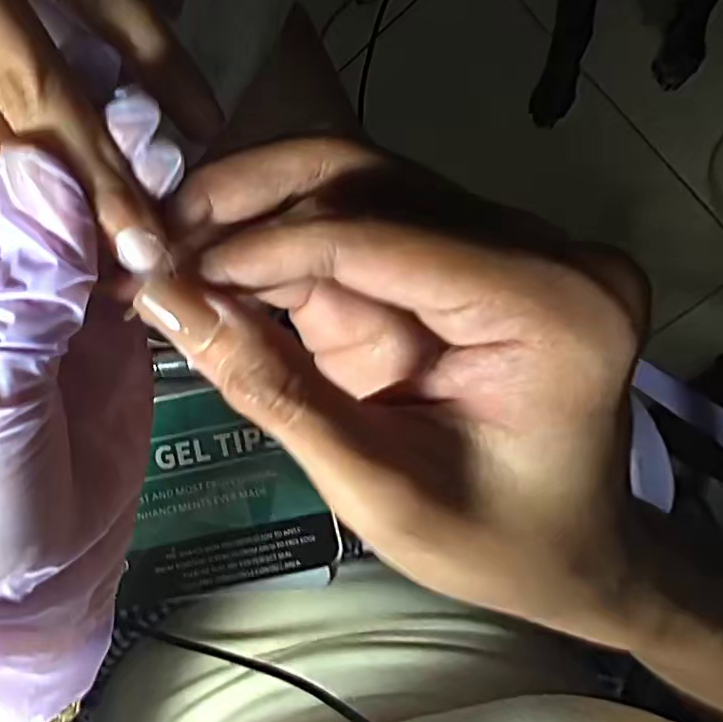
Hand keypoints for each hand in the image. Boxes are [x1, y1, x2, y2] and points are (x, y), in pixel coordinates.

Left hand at [0, 91, 181, 721]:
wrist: (36, 582)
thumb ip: (20, 285)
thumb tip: (39, 163)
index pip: (0, 186)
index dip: (43, 134)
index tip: (88, 81)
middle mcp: (17, 279)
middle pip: (63, 198)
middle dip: (103, 156)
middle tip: (152, 108)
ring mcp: (75, 303)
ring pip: (110, 230)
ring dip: (142, 193)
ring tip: (181, 144)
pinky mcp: (124, 333)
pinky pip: (148, 275)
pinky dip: (169, 246)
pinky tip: (195, 209)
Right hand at [139, 138, 652, 645]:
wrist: (566, 547)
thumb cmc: (494, 541)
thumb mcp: (378, 490)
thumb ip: (273, 392)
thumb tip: (170, 303)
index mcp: (547, 305)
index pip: (376, 234)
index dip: (261, 245)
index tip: (168, 268)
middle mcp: (525, 245)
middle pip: (359, 174)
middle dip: (243, 195)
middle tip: (156, 231)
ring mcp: (484, 239)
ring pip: (339, 180)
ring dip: (243, 209)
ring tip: (165, 245)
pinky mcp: (436, 252)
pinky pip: (336, 222)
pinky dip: (262, 242)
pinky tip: (205, 263)